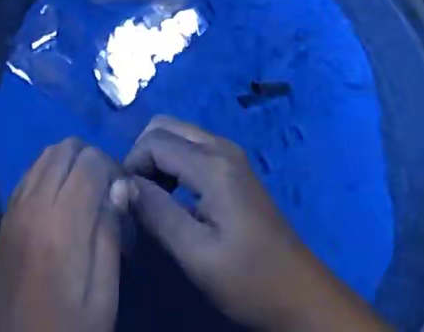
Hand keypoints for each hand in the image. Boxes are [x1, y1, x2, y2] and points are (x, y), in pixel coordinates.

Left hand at [0, 139, 125, 331]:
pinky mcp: (4, 215)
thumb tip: (120, 186)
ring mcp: (14, 206)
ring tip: (88, 194)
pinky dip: (49, 172)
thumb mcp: (103, 297)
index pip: (90, 161)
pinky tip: (62, 201)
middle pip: (65, 148)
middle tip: (108, 191)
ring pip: (45, 154)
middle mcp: (33, 203)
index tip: (126, 193)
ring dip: (70, 162)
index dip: (113, 168)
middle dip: (92, 159)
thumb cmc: (68, 330)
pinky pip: (29, 172)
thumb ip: (110, 235)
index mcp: (61, 223)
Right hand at [125, 117, 385, 331]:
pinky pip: (190, 145)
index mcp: (213, 164)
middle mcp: (221, 146)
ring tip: (152, 199)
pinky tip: (174, 197)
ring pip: (176, 132)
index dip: (131, 165)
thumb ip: (156, 213)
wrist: (303, 297)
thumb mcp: (196, 255)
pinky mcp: (234, 166)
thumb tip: (120, 184)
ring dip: (156, 157)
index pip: (154, 141)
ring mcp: (230, 154)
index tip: (126, 199)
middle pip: (163, 125)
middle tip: (137, 195)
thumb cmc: (249, 280)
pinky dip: (172, 160)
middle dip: (142, 154)